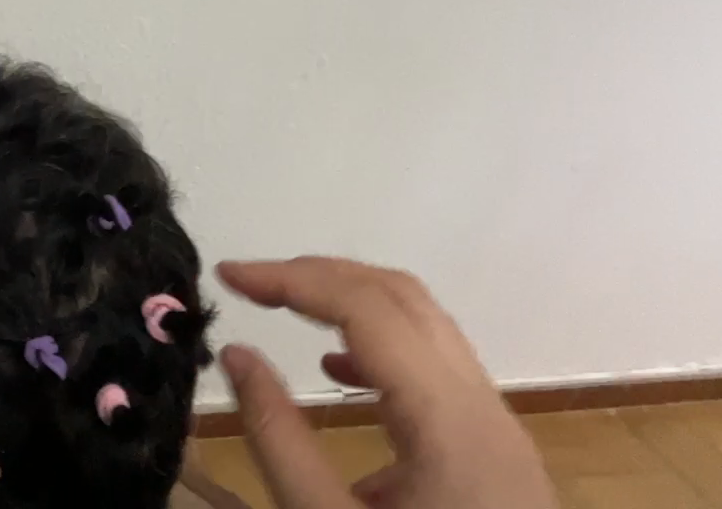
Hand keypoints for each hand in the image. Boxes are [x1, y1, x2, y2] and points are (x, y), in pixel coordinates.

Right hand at [215, 257, 558, 508]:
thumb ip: (276, 435)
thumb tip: (235, 353)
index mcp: (449, 425)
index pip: (362, 306)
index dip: (288, 277)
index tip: (226, 276)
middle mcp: (483, 408)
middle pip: (398, 294)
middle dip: (316, 273)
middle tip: (250, 283)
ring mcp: (496, 427)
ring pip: (420, 319)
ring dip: (344, 298)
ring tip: (280, 307)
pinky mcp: (493, 448)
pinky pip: (432, 360)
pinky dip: (373, 339)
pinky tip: (333, 372)